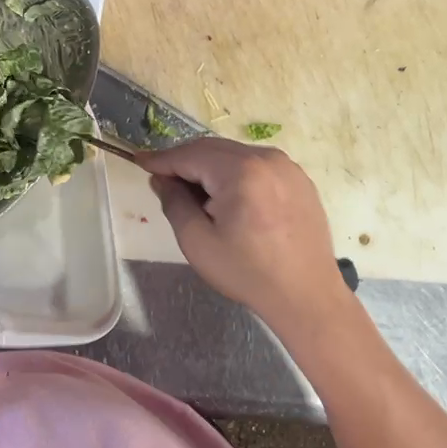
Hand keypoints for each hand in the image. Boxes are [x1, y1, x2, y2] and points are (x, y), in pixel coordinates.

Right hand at [139, 137, 346, 330]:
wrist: (308, 298)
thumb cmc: (248, 272)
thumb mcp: (196, 241)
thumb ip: (174, 202)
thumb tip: (161, 179)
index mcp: (241, 171)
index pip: (189, 155)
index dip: (161, 159)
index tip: (139, 161)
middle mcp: (266, 159)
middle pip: (212, 149)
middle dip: (184, 161)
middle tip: (162, 179)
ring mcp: (287, 168)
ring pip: (233, 154)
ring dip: (208, 166)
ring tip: (193, 191)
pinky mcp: (299, 180)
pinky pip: (255, 165)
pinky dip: (233, 172)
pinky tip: (225, 196)